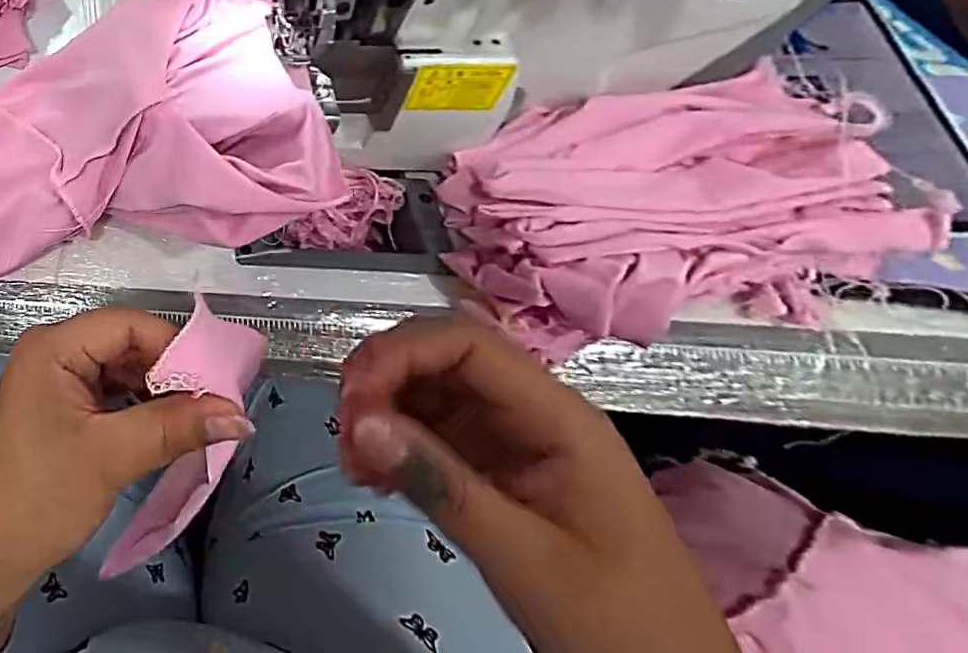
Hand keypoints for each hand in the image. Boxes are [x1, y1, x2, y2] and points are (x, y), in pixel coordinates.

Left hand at [0, 309, 251, 652]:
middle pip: (125, 342)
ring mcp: (56, 376)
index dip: (174, 346)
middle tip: (214, 401)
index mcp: (53, 345)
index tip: (216, 381)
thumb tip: (239, 414)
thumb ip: (176, 427)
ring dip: (158, 389)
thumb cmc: (42, 497)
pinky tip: (167, 424)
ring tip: (197, 416)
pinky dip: (140, 404)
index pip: (126, 324)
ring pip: (121, 366)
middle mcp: (53, 349)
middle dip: (170, 370)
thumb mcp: (112, 456)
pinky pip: (110, 388)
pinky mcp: (63, 402)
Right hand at [338, 316, 736, 652]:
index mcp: (557, 414)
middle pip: (437, 358)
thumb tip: (360, 421)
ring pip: (424, 391)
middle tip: (346, 432)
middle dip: (380, 382)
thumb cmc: (621, 625)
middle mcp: (528, 409)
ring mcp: (507, 434)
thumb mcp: (527, 559)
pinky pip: (426, 429)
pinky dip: (390, 443)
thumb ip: (441, 485)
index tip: (353, 396)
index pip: (465, 343)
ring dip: (378, 414)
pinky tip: (371, 475)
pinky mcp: (489, 461)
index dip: (400, 352)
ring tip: (354, 464)